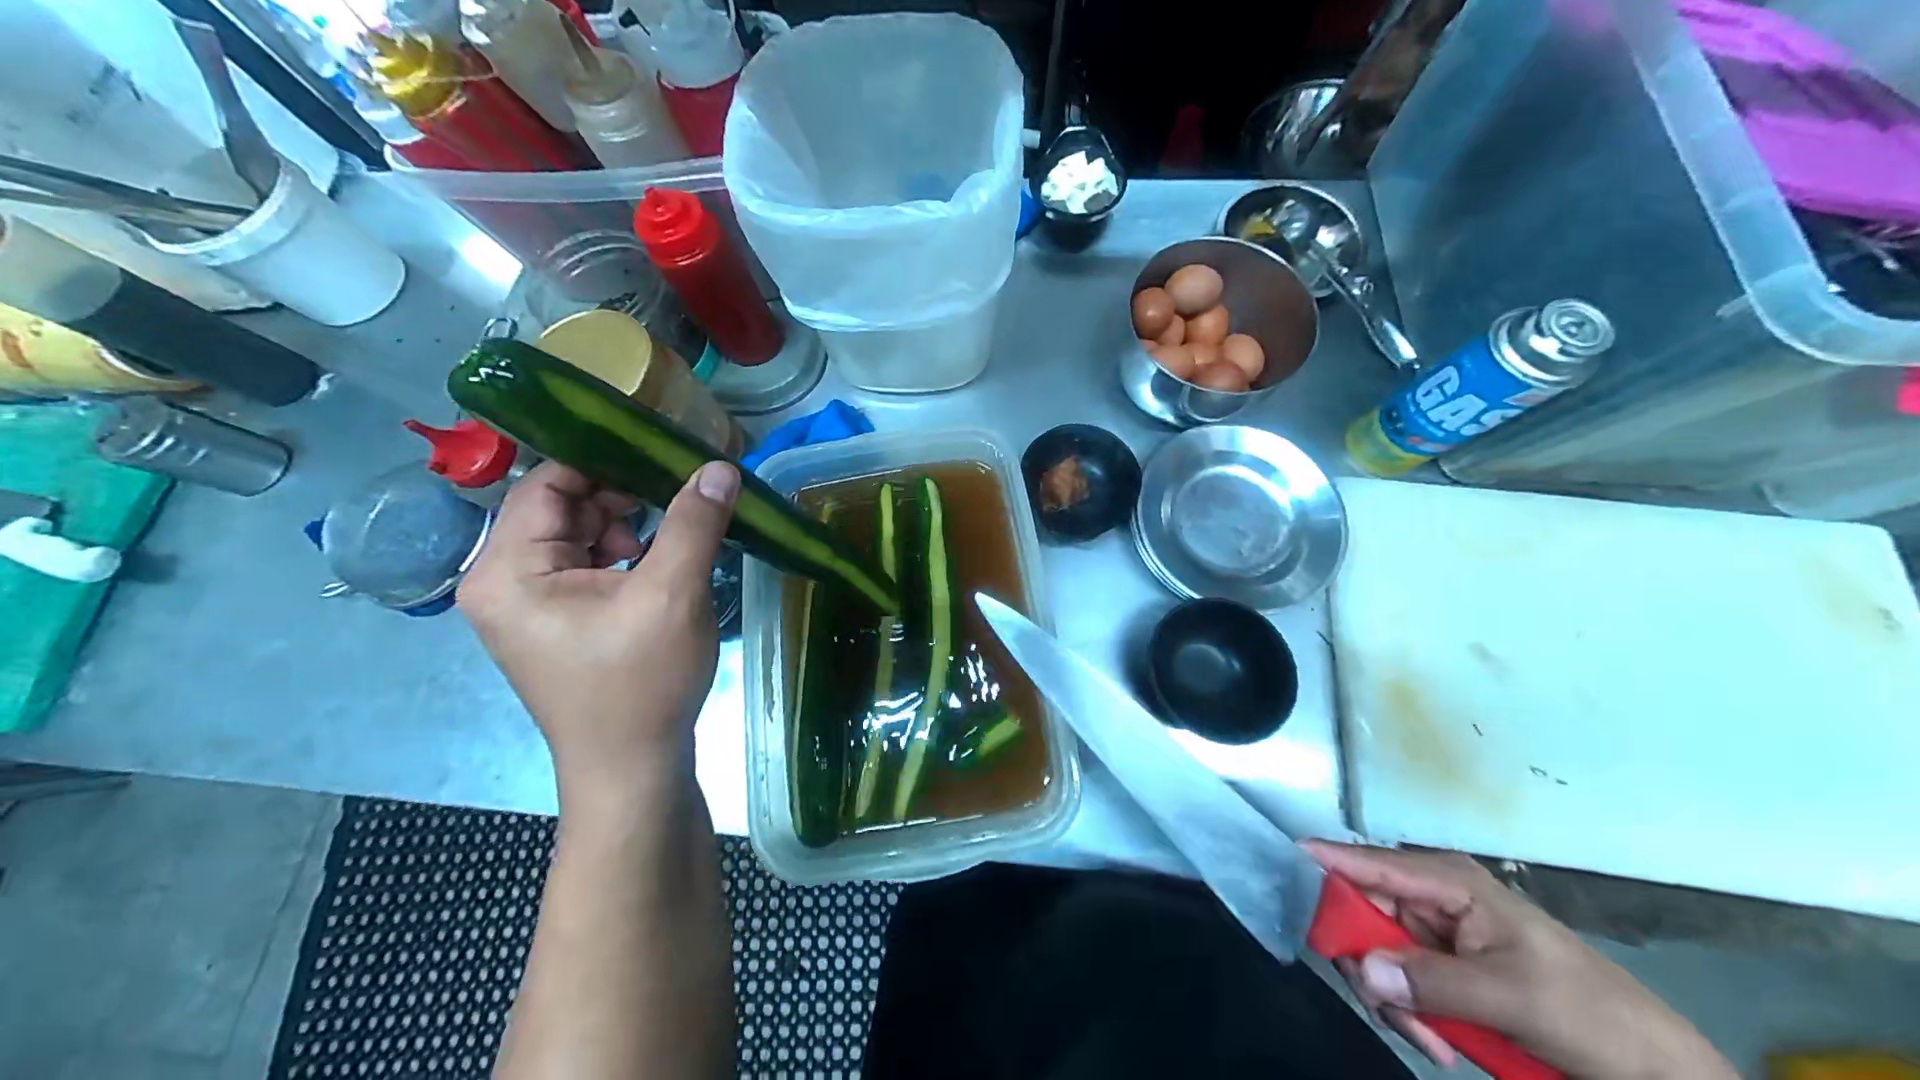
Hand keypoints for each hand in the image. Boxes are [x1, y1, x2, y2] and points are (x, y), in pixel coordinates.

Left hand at [458, 460, 739, 805]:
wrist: (634, 770)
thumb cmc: (642, 684)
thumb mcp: (673, 594)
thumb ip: (694, 522)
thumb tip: (720, 466)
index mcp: (506, 571)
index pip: (548, 483)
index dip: (605, 460)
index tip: (663, 451)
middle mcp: (500, 582)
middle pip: (560, 507)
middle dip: (620, 497)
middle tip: (678, 496)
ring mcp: (525, 605)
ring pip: (576, 534)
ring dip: (626, 526)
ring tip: (671, 541)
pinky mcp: (553, 622)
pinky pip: (584, 565)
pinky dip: (623, 555)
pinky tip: (658, 568)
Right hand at [1302, 841, 1735, 1079]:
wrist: (1652, 1069)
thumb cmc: (1588, 1012)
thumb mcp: (1513, 996)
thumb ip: (1432, 980)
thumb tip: (1359, 968)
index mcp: (1447, 880)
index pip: (1365, 861)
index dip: (1320, 864)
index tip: (1278, 875)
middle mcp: (1430, 896)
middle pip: (1360, 913)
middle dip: (1369, 965)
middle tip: (1388, 1010)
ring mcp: (1434, 932)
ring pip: (1373, 953)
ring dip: (1392, 999)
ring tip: (1431, 1041)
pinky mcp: (1439, 966)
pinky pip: (1396, 981)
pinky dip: (1408, 1013)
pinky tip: (1439, 1042)